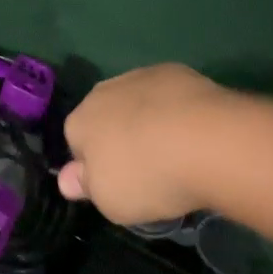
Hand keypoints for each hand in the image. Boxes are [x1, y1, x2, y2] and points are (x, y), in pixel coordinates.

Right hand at [56, 63, 232, 223]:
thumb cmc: (148, 176)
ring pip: (134, 102)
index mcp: (79, 123)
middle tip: (147, 169)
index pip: (75, 144)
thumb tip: (66, 179)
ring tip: (176, 153)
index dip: (95, 166)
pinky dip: (175, 110)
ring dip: (146, 122)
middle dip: (119, 138)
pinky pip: (166, 94)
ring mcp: (136, 78)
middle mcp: (100, 93)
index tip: (118, 184)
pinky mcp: (172, 72)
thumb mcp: (110, 201)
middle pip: (103, 117)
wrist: (205, 140)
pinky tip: (196, 132)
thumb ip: (86, 187)